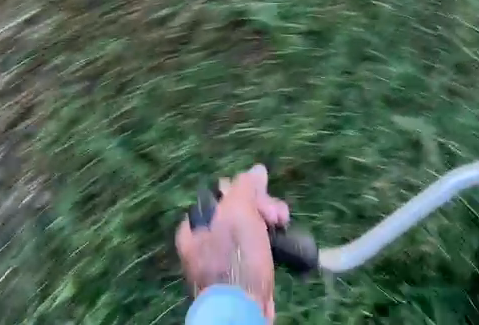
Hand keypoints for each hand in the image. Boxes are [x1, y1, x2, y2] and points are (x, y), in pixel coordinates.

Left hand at [176, 165, 290, 320]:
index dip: (246, 192)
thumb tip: (257, 170)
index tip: (262, 199)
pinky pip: (253, 245)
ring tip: (283, 225)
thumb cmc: (236, 256)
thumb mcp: (239, 210)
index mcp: (195, 224)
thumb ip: (245, 186)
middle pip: (238, 208)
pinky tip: (278, 241)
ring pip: (248, 225)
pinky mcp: (237, 273)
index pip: (224, 192)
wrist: (241, 309)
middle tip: (278, 215)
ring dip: (269, 220)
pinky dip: (266, 241)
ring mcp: (220, 258)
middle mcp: (204, 239)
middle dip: (262, 206)